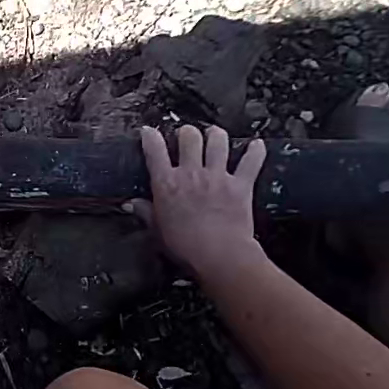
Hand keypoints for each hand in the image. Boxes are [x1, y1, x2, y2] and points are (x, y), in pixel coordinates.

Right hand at [128, 124, 266, 275]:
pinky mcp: (240, 185)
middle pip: (189, 137)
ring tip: (214, 133)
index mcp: (167, 184)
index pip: (155, 150)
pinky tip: (257, 144)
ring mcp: (217, 176)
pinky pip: (251, 161)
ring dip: (216, 134)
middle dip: (187, 133)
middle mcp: (191, 173)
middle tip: (187, 136)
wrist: (218, 256)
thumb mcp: (157, 231)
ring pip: (218, 141)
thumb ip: (145, 213)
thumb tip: (132, 204)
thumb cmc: (184, 247)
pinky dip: (255, 151)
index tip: (149, 132)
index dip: (150, 137)